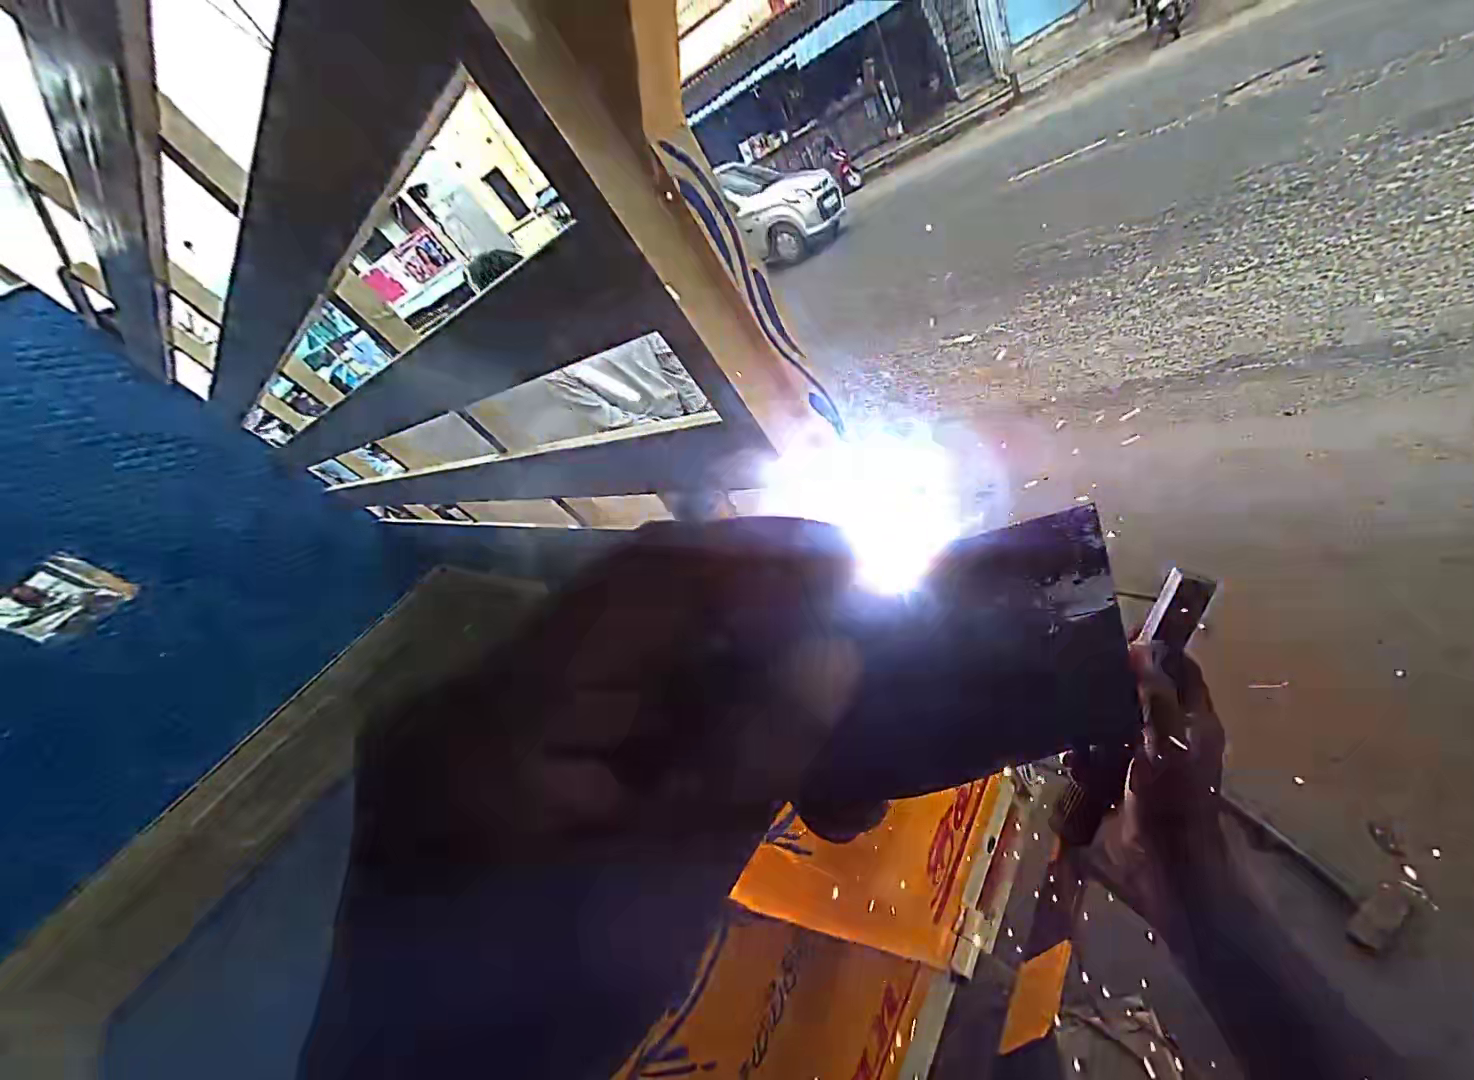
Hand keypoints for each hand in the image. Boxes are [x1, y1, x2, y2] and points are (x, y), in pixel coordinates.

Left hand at [306, 517, 860, 1079]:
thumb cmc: (545, 1005)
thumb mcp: (666, 886)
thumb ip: (754, 763)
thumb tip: (838, 654)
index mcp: (494, 716)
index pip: (640, 582)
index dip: (750, 555)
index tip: (841, 553)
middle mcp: (492, 686)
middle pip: (652, 601)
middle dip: (760, 596)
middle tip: (848, 596)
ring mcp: (511, 708)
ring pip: (656, 641)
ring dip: (745, 641)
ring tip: (827, 644)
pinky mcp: (539, 735)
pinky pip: (646, 685)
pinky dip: (716, 688)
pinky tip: (773, 699)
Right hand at [1087, 643, 1228, 940]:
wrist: (1164, 865)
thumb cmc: (1174, 797)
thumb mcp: (1168, 739)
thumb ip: (1157, 694)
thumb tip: (1141, 649)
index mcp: (1196, 719)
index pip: (1182, 668)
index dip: (1158, 650)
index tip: (1125, 637)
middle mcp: (1175, 732)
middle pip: (1147, 692)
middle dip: (1119, 684)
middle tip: (1089, 673)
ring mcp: (1149, 757)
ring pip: (1120, 721)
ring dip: (1097, 720)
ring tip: (1076, 718)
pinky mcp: (1126, 779)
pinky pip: (1104, 753)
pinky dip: (1089, 753)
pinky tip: (1075, 759)